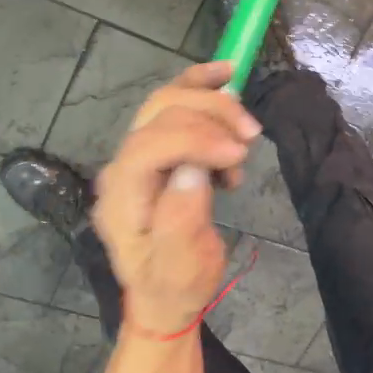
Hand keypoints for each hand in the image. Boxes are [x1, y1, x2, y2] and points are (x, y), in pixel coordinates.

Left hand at [93, 63, 261, 336]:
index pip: (150, 145)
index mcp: (121, 196)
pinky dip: (199, 87)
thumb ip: (181, 219)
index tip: (238, 153)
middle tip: (251, 136)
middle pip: (159, 113)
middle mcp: (121, 167)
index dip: (196, 138)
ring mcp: (136, 155)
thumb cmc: (174, 286)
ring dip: (211, 104)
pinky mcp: (155, 150)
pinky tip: (226, 75)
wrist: (164, 296)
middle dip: (209, 114)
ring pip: (167, 102)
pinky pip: (172, 105)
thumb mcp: (180, 267)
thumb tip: (194, 170)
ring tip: (247, 131)